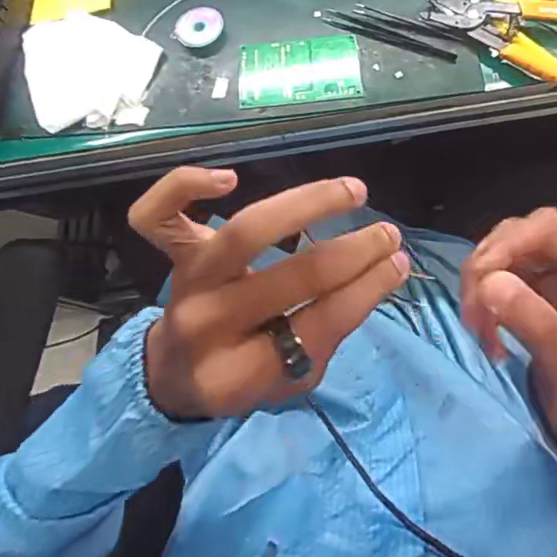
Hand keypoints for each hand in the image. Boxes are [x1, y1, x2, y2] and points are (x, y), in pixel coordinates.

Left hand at [128, 167, 408, 419]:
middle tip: (388, 235)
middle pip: (286, 279)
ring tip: (351, 191)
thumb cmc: (240, 373)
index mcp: (239, 374)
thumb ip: (326, 332)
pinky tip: (230, 178)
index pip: (315, 328)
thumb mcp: (288, 378)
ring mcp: (187, 282)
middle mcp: (208, 324)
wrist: (172, 370)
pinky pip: (159, 214)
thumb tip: (379, 271)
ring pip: (243, 232)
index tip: (398, 265)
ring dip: (305, 205)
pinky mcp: (172, 254)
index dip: (364, 292)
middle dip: (348, 254)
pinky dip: (186, 184)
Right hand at [460, 209, 556, 477]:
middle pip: (519, 236)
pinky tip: (484, 331)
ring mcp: (555, 287)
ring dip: (479, 285)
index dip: (509, 241)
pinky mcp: (535, 302)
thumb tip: (491, 283)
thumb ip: (540, 328)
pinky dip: (480, 300)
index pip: (550, 230)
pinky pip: (497, 282)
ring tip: (479, 327)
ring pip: (503, 257)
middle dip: (487, 265)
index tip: (482, 279)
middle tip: (474, 311)